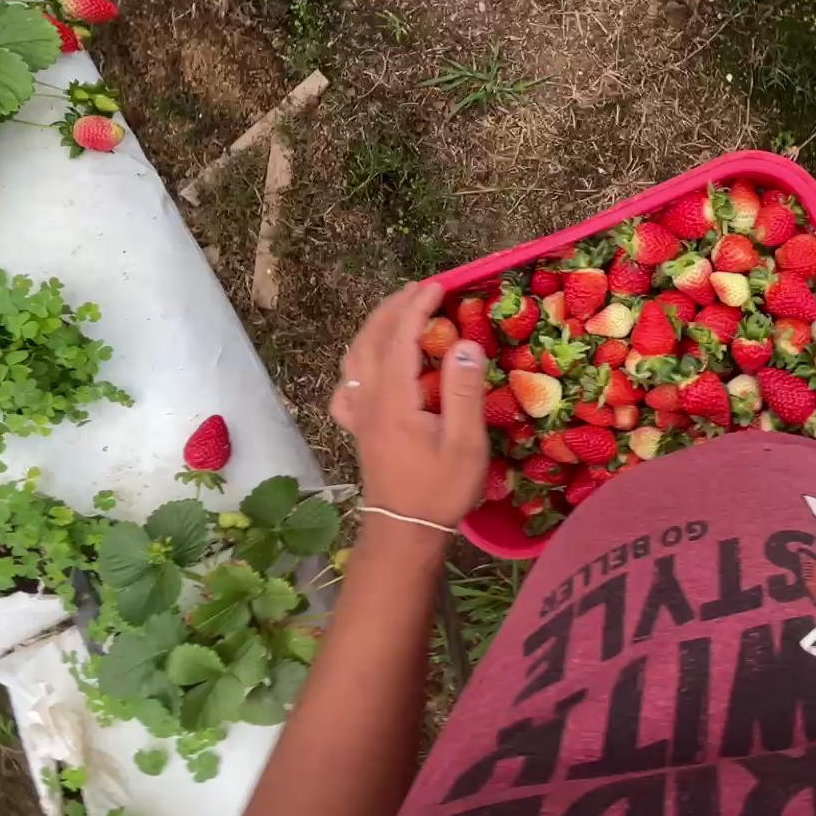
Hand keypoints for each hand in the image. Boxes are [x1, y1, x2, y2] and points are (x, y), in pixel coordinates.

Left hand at [329, 282, 488, 532]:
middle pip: (371, 339)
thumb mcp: (465, 443)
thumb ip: (464, 392)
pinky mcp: (360, 426)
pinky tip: (371, 362)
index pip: (400, 338)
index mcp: (394, 399)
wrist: (405, 530)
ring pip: (356, 356)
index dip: (417, 306)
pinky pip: (349, 382)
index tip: (439, 286)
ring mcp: (360, 413)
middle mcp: (369, 399)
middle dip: (395, 307)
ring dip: (376, 325)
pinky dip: (360, 359)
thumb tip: (466, 344)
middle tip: (422, 289)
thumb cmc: (440, 488)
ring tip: (400, 310)